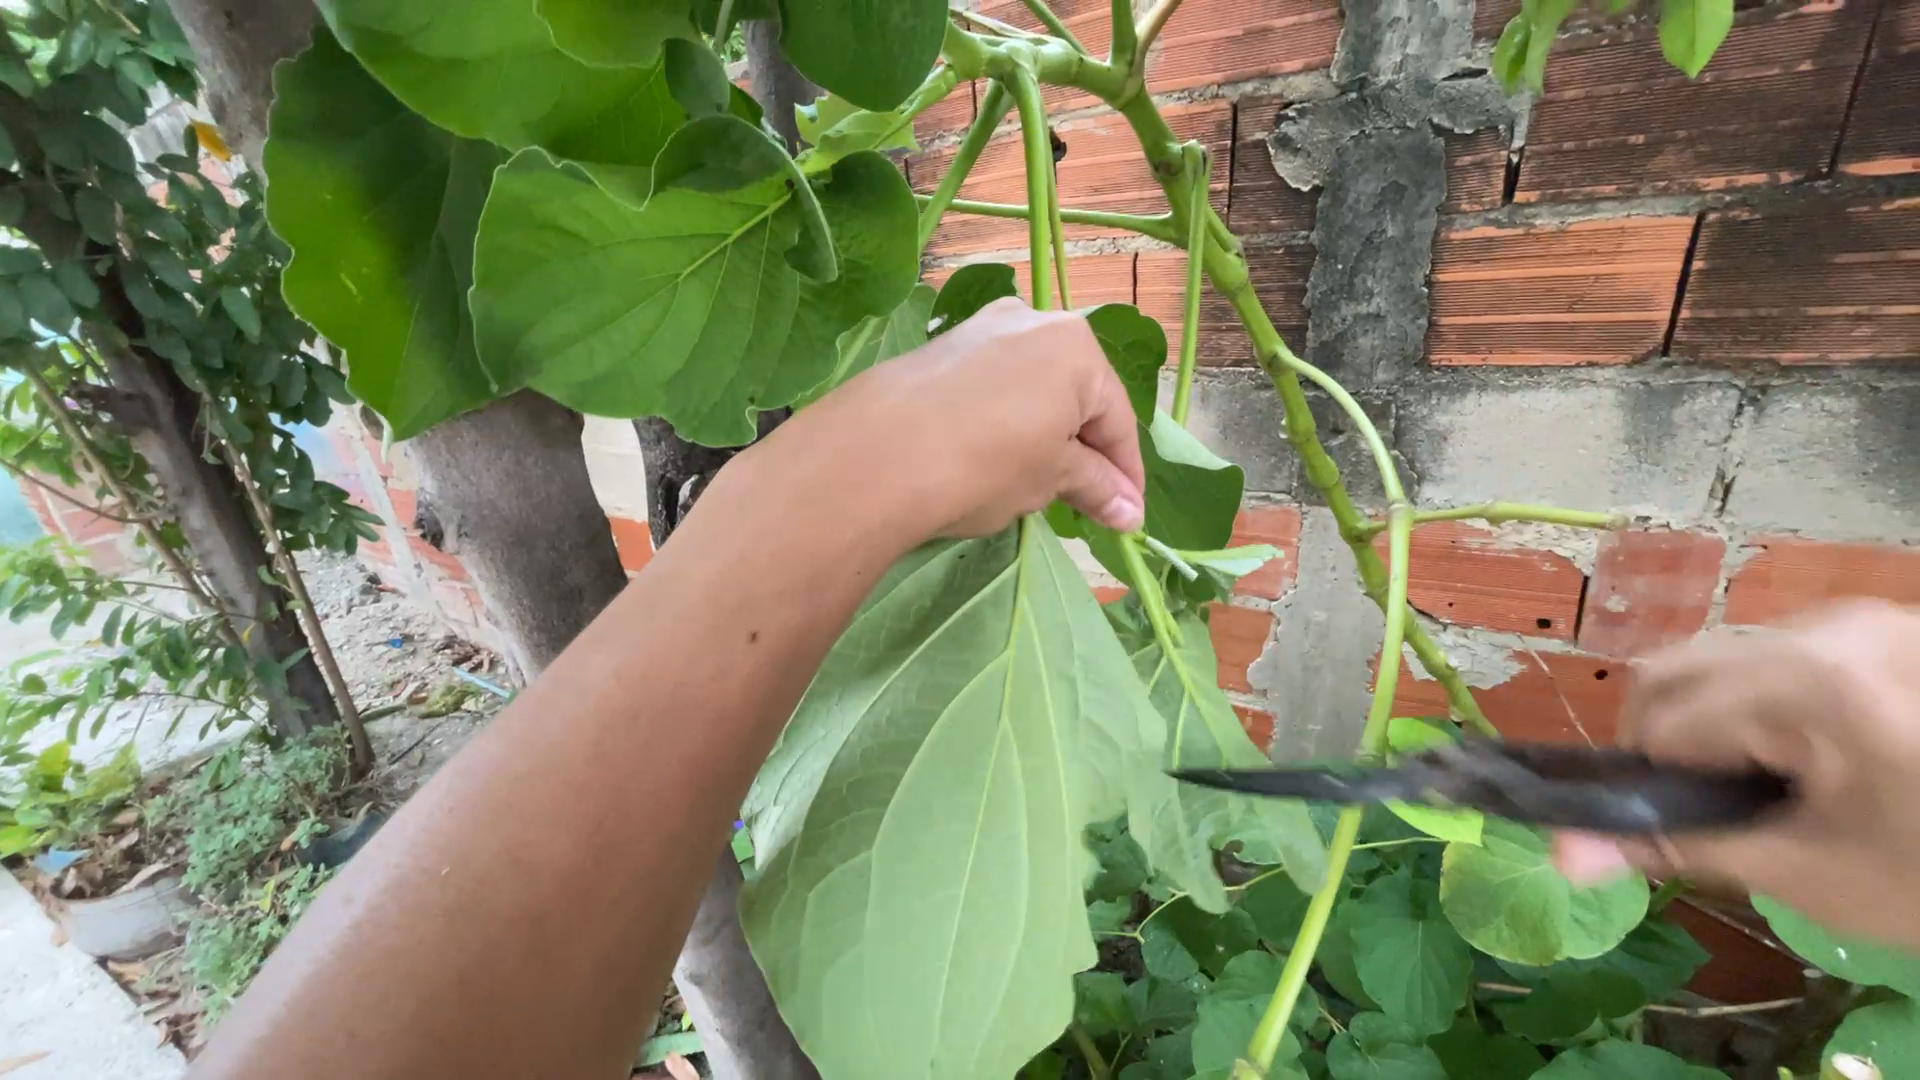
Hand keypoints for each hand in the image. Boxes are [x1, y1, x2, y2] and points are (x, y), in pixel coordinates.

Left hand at [755, 297, 1146, 542]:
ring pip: (1031, 390)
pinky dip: (1004, 421)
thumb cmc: (985, 464)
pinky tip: (992, 456)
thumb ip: (1097, 488)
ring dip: (1043, 435)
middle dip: (1084, 454)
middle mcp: (1031, 322)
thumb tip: (1130, 513)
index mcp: (1075, 347)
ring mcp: (980, 330)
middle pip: (1075, 398)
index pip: (1116, 421)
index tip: (1128, 518)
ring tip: (1038, 484)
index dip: (1126, 477)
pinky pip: (991, 387)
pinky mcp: (938, 349)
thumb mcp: (1050, 479)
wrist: (876, 455)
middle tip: (1088, 504)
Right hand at [1554, 601, 1919, 944]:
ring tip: (1767, 773)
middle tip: (1722, 800)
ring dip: (1704, 715)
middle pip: (1670, 676)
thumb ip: (1674, 848)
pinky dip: (1747, 696)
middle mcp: (1823, 632)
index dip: (1661, 780)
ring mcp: (1853, 621)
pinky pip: (1758, 650)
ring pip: (1705, 659)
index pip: (1663, 724)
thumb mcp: (1812, 872)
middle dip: (1670, 740)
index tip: (1704, 822)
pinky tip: (1801, 741)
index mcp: (1811, 686)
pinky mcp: (1872, 625)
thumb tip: (1558, 854)